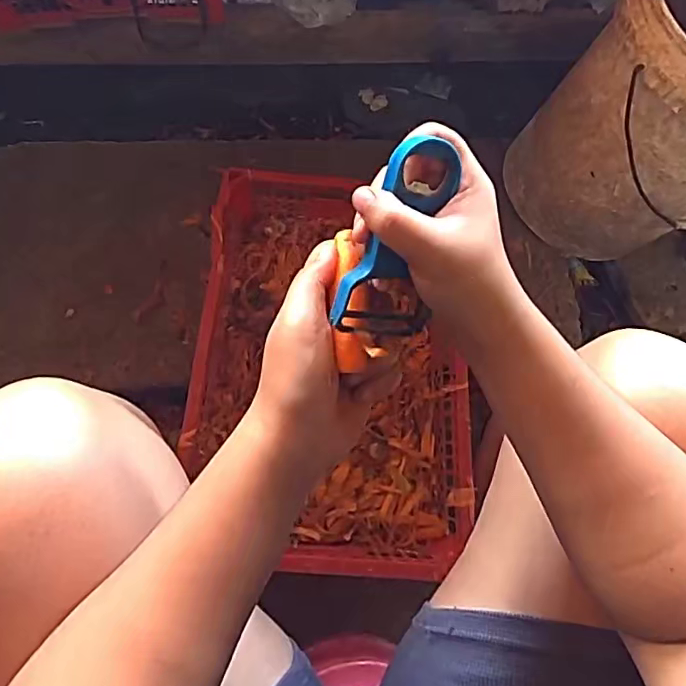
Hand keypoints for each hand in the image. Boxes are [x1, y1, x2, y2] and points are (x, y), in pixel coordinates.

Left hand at [248, 239, 401, 474]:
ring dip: (377, 355)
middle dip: (377, 318)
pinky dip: (381, 380)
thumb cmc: (291, 378)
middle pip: (378, 298)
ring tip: (354, 373)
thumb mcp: (298, 318)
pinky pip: (395, 365)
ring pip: (391, 333)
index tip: (380, 267)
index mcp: (315, 302)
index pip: (346, 266)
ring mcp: (353, 351)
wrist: (297, 440)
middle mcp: (335, 322)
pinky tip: (359, 391)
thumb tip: (332, 244)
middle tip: (363, 334)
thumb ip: (314, 279)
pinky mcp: (369, 378)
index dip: (365, 263)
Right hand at [350, 123, 520, 334]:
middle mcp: (449, 194)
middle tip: (371, 220)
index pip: (436, 138)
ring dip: (377, 222)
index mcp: (466, 183)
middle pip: (405, 170)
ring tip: (372, 246)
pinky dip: (381, 242)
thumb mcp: (430, 248)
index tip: (392, 178)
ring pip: (393, 200)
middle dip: (382, 195)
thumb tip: (362, 197)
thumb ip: (393, 219)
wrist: (485, 327)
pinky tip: (381, 263)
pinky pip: (392, 226)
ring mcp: (434, 217)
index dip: (410, 149)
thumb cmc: (478, 288)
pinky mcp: (421, 238)